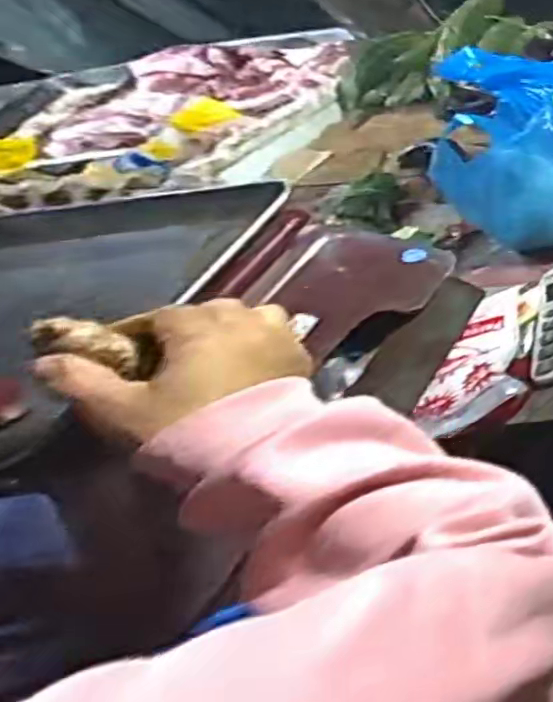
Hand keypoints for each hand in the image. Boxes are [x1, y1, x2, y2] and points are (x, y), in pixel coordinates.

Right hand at [33, 300, 312, 444]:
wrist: (254, 443)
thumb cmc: (182, 424)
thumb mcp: (120, 407)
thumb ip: (84, 380)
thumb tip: (51, 360)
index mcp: (203, 328)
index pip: (166, 314)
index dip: (140, 328)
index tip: (121, 348)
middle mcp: (247, 321)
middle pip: (215, 309)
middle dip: (187, 323)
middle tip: (164, 351)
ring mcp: (281, 334)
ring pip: (254, 314)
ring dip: (231, 324)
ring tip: (209, 350)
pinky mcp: (302, 351)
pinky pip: (279, 332)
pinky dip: (260, 337)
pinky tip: (245, 358)